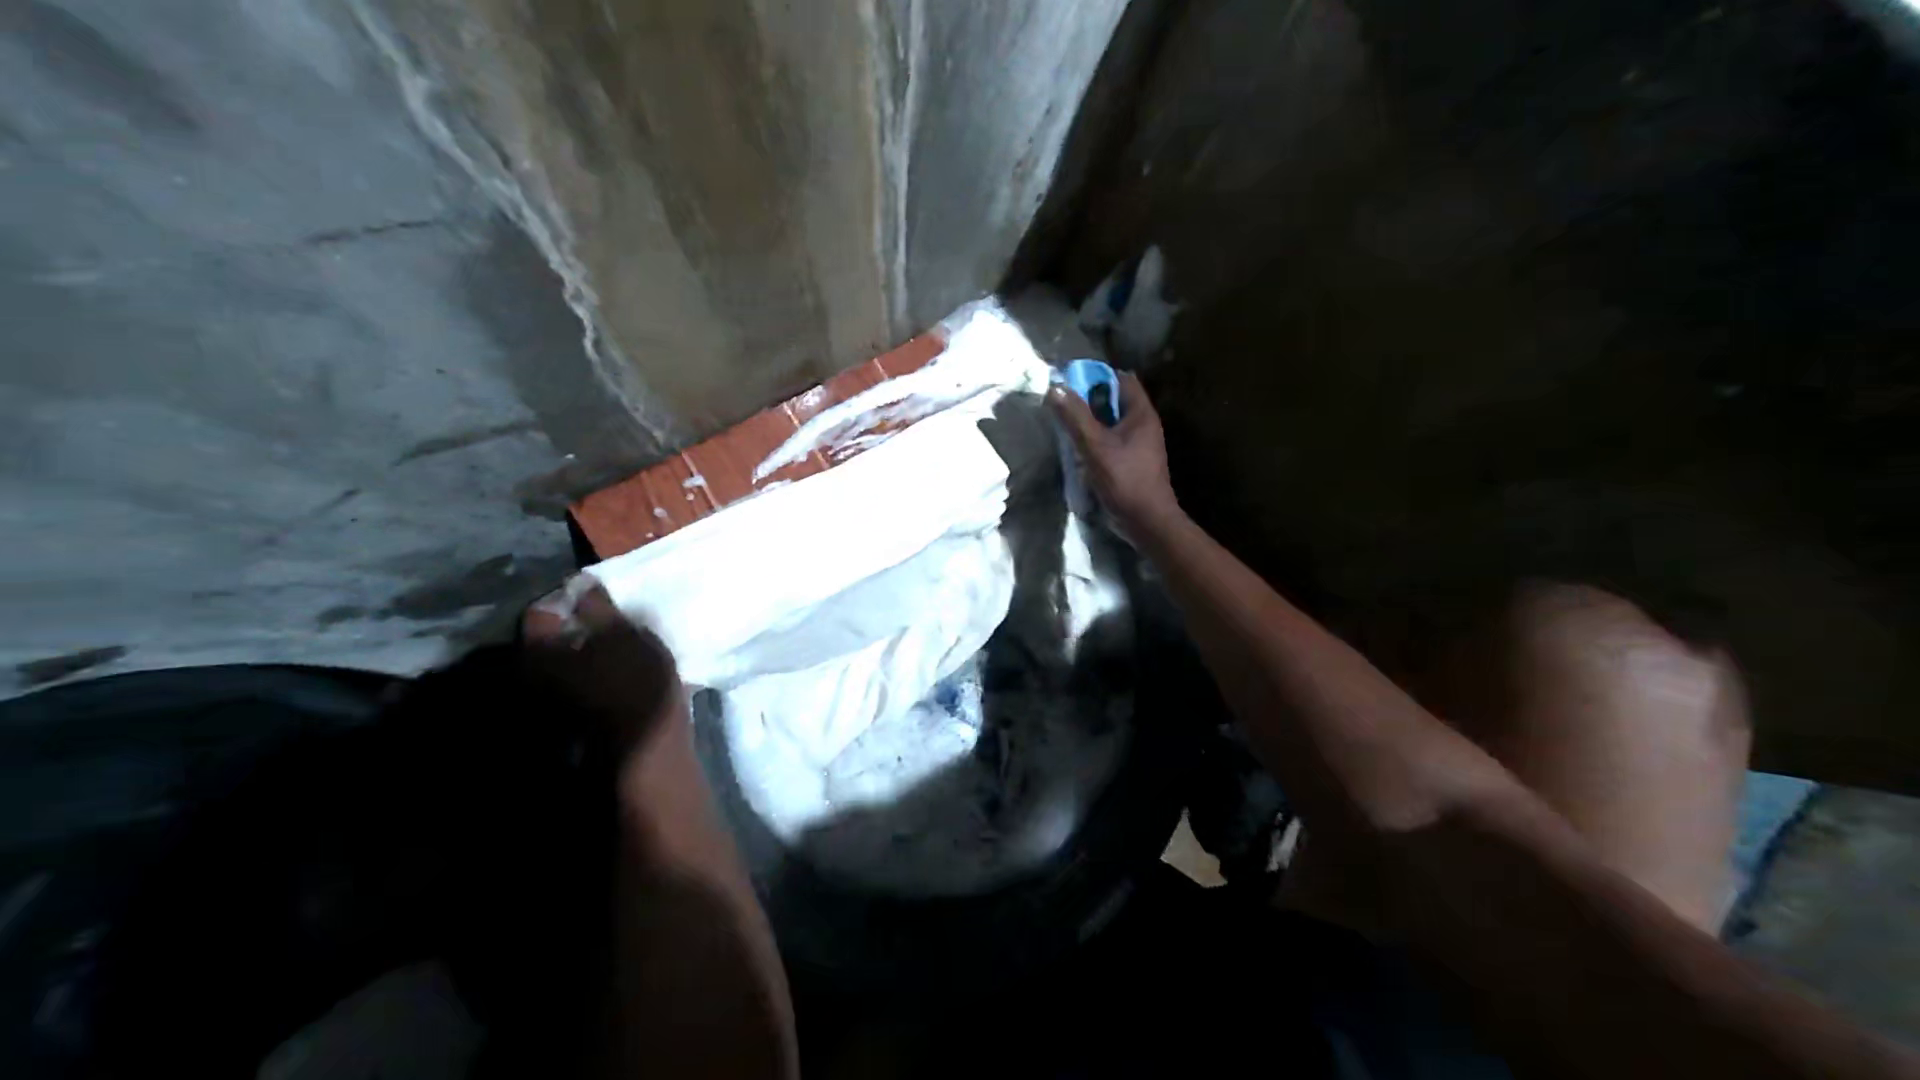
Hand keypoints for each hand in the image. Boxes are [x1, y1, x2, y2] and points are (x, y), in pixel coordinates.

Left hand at [521, 581, 685, 759]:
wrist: (647, 746)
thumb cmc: (636, 684)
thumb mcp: (626, 635)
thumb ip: (600, 607)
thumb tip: (582, 582)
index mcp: (541, 651)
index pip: (543, 609)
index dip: (571, 597)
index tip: (601, 597)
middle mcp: (533, 673)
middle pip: (552, 635)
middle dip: (579, 623)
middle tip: (613, 616)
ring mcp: (549, 698)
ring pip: (565, 657)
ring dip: (589, 646)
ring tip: (621, 641)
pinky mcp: (571, 713)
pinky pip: (577, 677)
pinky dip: (594, 666)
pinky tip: (620, 666)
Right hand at [1047, 370, 1181, 534]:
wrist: (1147, 521)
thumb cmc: (1124, 479)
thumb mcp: (1095, 446)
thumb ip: (1075, 417)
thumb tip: (1055, 388)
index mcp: (1141, 413)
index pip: (1121, 379)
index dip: (1096, 376)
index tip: (1070, 382)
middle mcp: (1144, 424)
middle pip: (1115, 401)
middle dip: (1089, 400)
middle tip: (1064, 406)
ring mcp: (1140, 444)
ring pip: (1112, 422)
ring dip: (1090, 423)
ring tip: (1068, 428)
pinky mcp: (1133, 461)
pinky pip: (1112, 441)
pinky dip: (1096, 441)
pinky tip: (1080, 451)